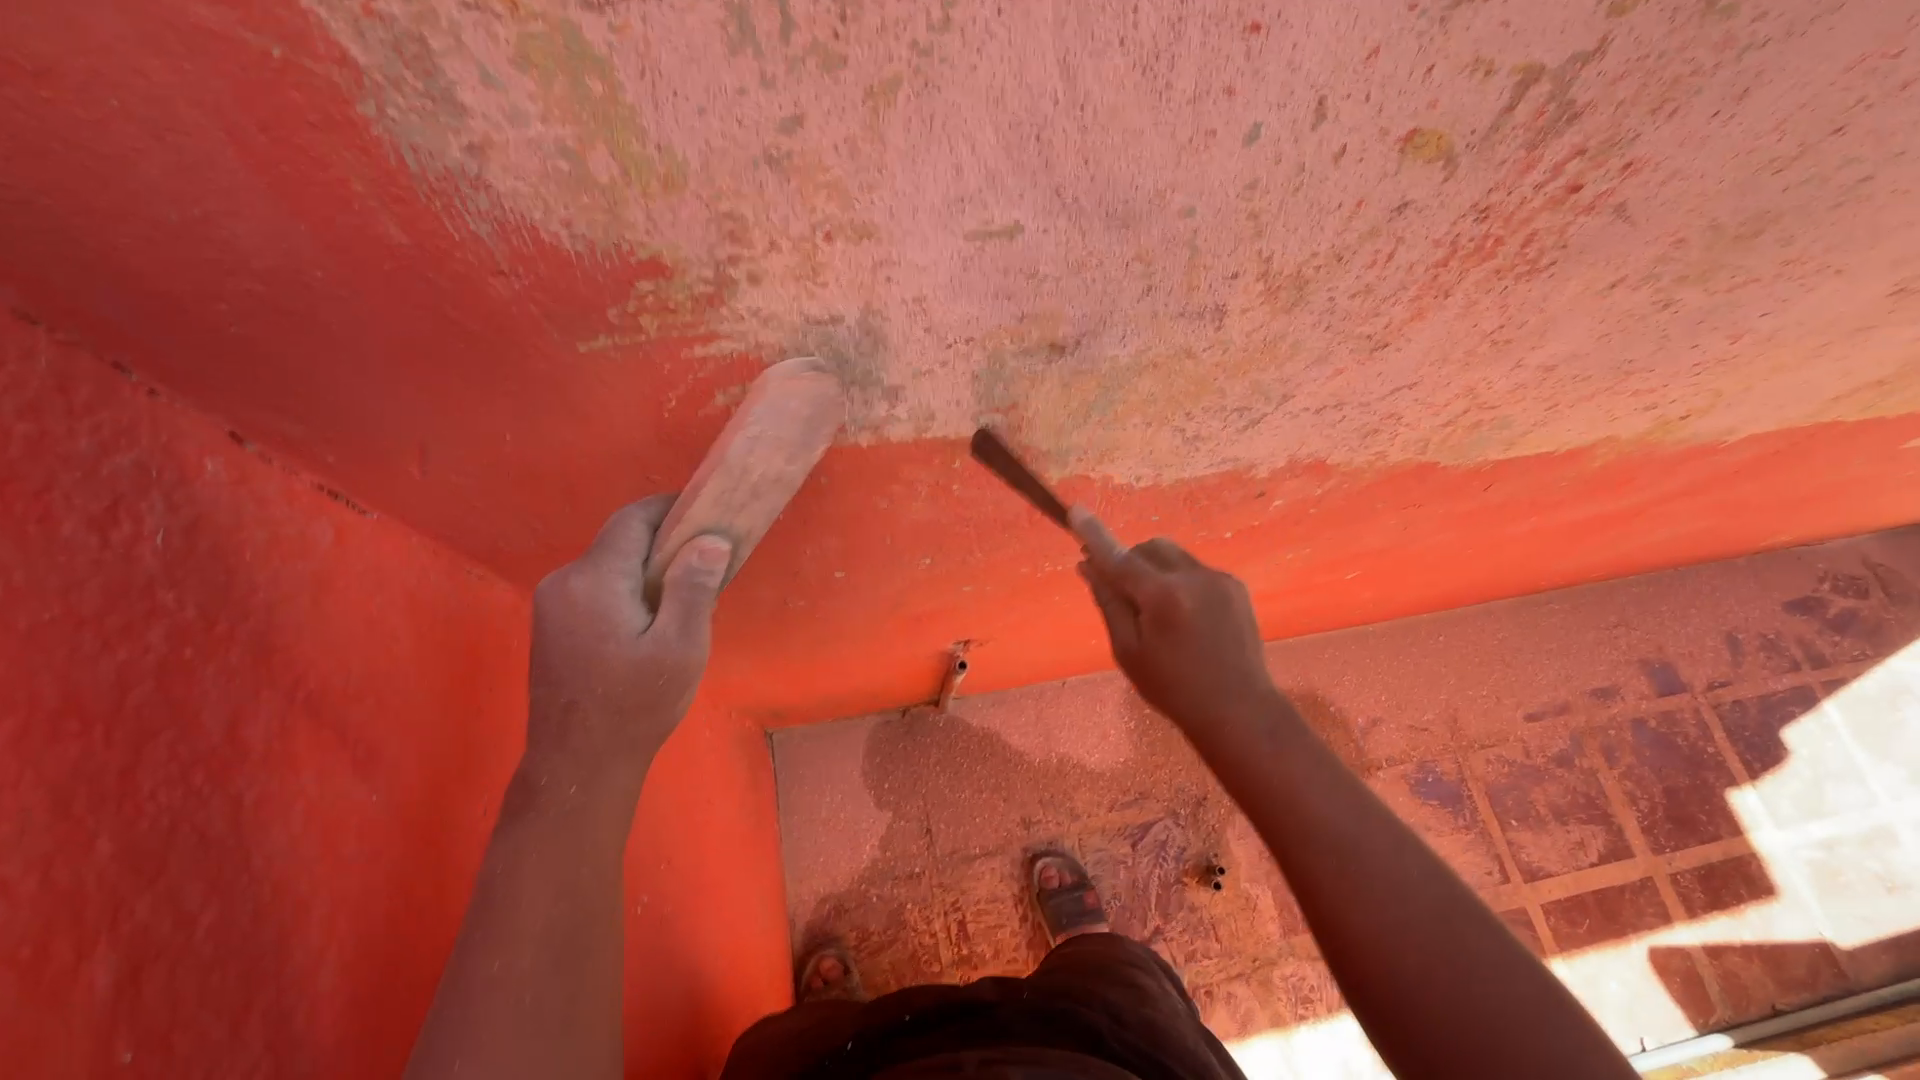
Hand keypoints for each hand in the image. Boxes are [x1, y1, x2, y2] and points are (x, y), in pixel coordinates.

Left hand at [523, 495, 731, 803]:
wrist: (578, 763)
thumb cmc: (636, 705)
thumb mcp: (680, 647)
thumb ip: (694, 587)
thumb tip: (710, 539)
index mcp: (595, 579)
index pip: (633, 518)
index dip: (671, 508)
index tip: (708, 514)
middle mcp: (564, 580)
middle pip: (620, 541)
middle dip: (664, 545)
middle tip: (706, 569)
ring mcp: (551, 604)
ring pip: (609, 566)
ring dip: (646, 572)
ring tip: (683, 604)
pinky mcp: (551, 625)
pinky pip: (596, 589)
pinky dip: (627, 592)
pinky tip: (650, 626)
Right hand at [1071, 507, 1281, 737]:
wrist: (1238, 709)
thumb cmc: (1173, 688)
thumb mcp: (1128, 651)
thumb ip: (1109, 603)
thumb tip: (1088, 566)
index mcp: (1163, 596)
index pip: (1119, 557)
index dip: (1094, 534)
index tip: (1076, 510)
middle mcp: (1193, 577)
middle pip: (1148, 548)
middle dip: (1129, 561)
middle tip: (1121, 595)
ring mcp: (1218, 579)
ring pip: (1172, 555)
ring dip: (1154, 570)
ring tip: (1156, 611)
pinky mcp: (1234, 586)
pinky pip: (1194, 569)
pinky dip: (1178, 581)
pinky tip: (1184, 618)